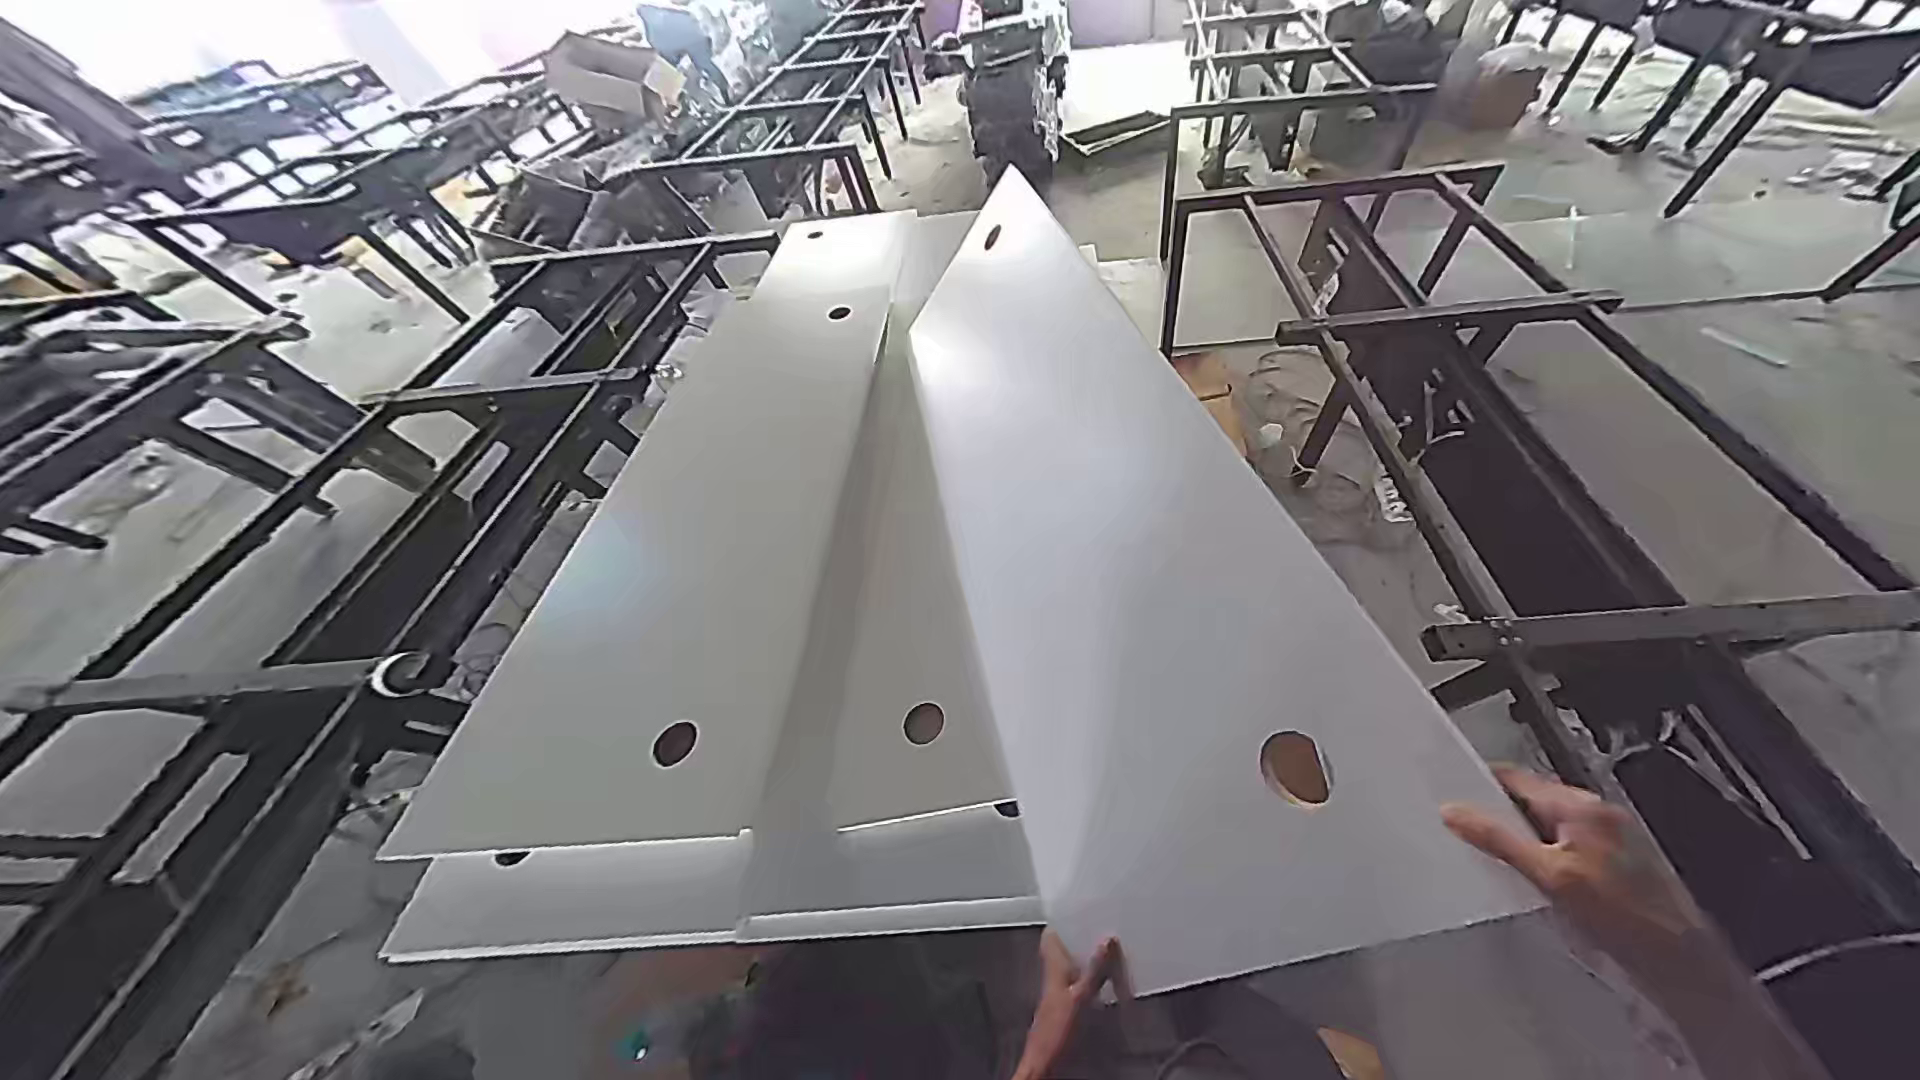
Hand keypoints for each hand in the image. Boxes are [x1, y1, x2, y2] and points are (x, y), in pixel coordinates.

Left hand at [1012, 931, 1119, 1079]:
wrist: (1045, 1062)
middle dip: (1080, 937)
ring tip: (1111, 948)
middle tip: (1102, 927)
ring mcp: (1058, 990)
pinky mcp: (1065, 1005)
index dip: (1062, 920)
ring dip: (1087, 956)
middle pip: (1063, 947)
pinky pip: (1077, 980)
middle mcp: (1053, 972)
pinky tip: (1107, 979)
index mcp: (1053, 964)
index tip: (1081, 909)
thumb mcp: (1080, 997)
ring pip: (1072, 963)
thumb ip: (1094, 970)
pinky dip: (1090, 975)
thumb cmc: (1058, 1026)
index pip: (1050, 934)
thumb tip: (1108, 937)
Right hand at [1442, 765, 1699, 973]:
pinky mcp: (1612, 861)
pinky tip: (1532, 877)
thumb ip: (1496, 839)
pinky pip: (1559, 844)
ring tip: (1505, 861)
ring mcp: (1609, 837)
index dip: (1478, 785)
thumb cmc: (1630, 921)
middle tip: (1471, 833)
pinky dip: (1539, 854)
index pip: (1513, 778)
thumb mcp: (1547, 875)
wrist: (1685, 971)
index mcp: (1584, 806)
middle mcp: (1599, 814)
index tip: (1453, 796)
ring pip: (1541, 824)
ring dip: (1518, 838)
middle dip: (1498, 816)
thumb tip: (1455, 813)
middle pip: (1527, 800)